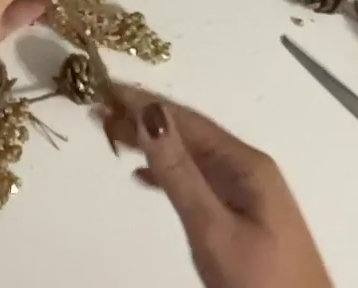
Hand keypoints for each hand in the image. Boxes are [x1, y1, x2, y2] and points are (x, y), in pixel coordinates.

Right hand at [102, 89, 331, 287]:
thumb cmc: (260, 286)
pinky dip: (166, 173)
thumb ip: (178, 172)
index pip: (186, 119)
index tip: (103, 88)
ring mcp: (246, 196)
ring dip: (152, 143)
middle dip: (143, 118)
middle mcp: (247, 170)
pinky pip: (196, 181)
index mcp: (246, 164)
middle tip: (97, 110)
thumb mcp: (213, 229)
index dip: (144, 101)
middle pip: (187, 133)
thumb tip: (150, 113)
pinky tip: (143, 177)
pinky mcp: (242, 221)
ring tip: (110, 135)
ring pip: (190, 156)